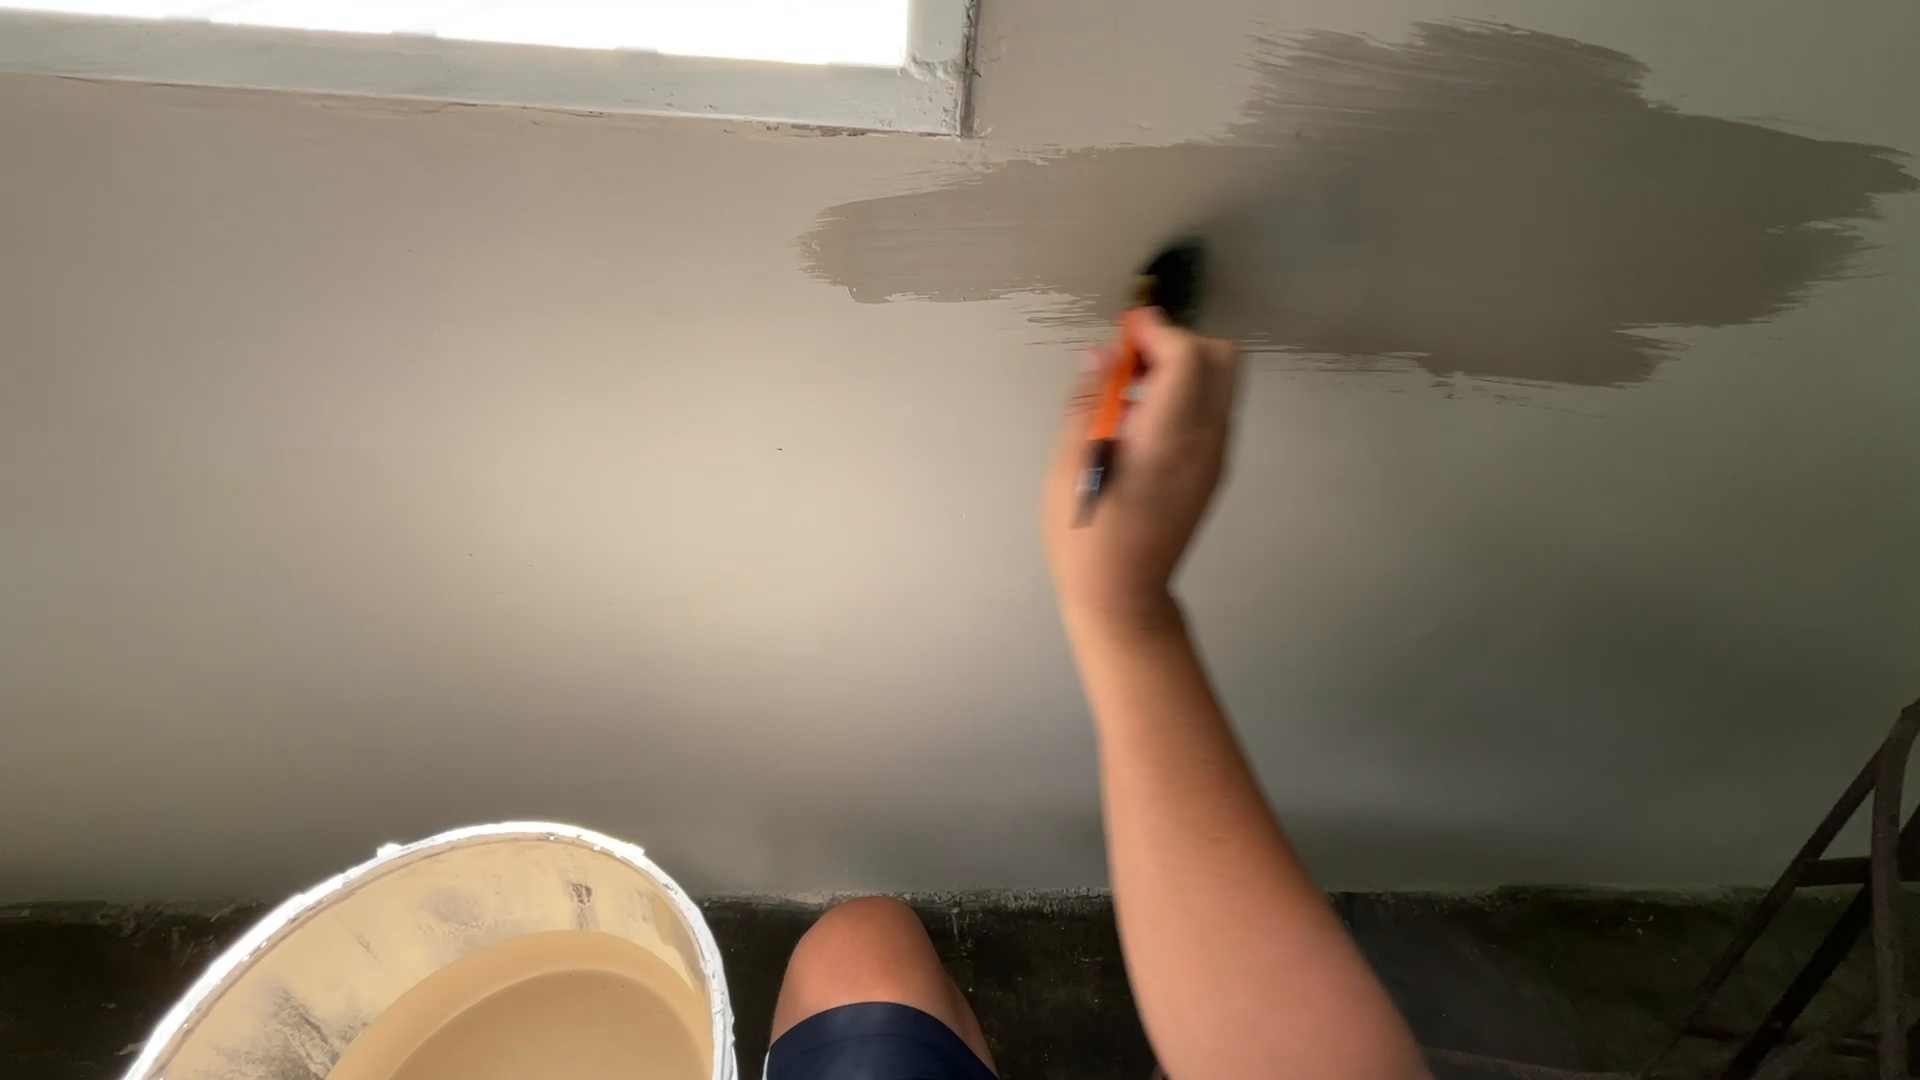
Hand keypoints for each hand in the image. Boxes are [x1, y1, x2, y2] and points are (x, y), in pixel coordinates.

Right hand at [1043, 309, 1241, 631]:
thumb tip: (1101, 357)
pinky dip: (1184, 397)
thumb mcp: (1071, 465)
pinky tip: (1140, 425)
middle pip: (1221, 359)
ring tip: (1128, 395)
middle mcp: (1206, 441)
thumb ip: (1089, 403)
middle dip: (1177, 344)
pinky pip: (1210, 412)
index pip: (1187, 356)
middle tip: (1129, 364)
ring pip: (1221, 383)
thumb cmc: (1086, 534)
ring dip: (1181, 369)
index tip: (1122, 333)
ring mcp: (1215, 459)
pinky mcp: (1211, 472)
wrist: (1122, 595)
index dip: (1156, 332)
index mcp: (1169, 437)